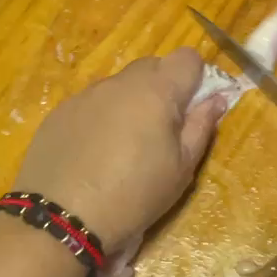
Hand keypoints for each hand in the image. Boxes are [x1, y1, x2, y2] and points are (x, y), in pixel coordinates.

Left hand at [12, 49, 224, 249]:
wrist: (59, 219)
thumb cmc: (133, 195)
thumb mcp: (181, 169)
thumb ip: (201, 126)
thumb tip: (217, 98)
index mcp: (157, 90)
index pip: (188, 57)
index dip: (196, 78)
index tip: (191, 109)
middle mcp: (122, 81)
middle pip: (153, 66)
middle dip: (163, 89)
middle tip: (161, 131)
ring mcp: (87, 94)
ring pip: (121, 85)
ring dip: (131, 103)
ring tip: (123, 147)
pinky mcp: (61, 111)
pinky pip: (93, 102)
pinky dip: (101, 118)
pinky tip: (93, 154)